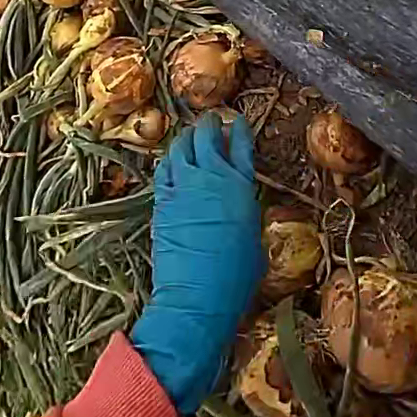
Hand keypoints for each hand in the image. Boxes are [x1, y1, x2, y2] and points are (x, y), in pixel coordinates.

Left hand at [130, 113, 263, 413]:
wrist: (197, 296)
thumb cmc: (236, 274)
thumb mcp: (253, 235)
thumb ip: (246, 210)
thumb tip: (239, 206)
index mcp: (240, 185)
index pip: (241, 144)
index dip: (239, 129)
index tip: (238, 121)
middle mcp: (211, 177)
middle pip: (208, 136)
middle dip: (210, 124)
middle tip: (211, 120)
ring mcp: (183, 187)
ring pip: (181, 146)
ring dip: (187, 137)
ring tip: (190, 135)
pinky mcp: (162, 201)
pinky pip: (165, 169)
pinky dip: (171, 160)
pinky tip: (173, 160)